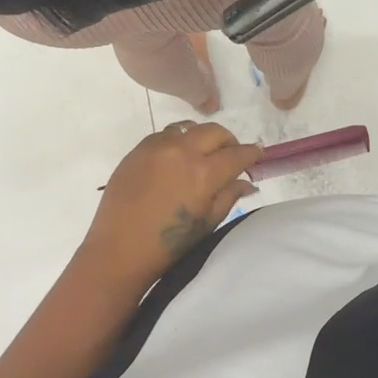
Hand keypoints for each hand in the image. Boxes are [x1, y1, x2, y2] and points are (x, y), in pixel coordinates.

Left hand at [79, 122, 262, 287]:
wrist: (119, 250)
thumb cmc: (168, 244)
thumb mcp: (207, 223)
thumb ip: (229, 196)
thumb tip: (247, 182)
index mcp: (203, 173)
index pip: (236, 154)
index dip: (251, 153)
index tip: (258, 154)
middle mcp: (181, 151)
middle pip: (214, 132)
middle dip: (228, 141)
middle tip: (231, 155)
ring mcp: (156, 147)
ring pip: (187, 127)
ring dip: (201, 137)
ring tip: (202, 154)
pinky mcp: (137, 150)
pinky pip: (163, 135)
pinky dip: (176, 140)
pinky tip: (176, 158)